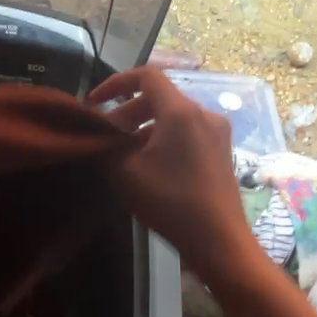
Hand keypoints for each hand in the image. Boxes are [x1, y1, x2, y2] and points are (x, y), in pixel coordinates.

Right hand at [90, 67, 263, 283]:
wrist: (219, 240)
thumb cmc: (169, 201)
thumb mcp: (125, 172)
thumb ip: (106, 145)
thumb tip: (95, 133)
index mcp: (180, 111)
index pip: (146, 76)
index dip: (115, 83)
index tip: (95, 102)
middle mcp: (203, 113)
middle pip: (158, 98)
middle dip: (126, 111)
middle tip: (104, 136)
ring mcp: (217, 132)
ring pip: (172, 116)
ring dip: (143, 127)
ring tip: (123, 153)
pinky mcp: (221, 150)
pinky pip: (186, 132)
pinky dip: (163, 138)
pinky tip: (149, 165)